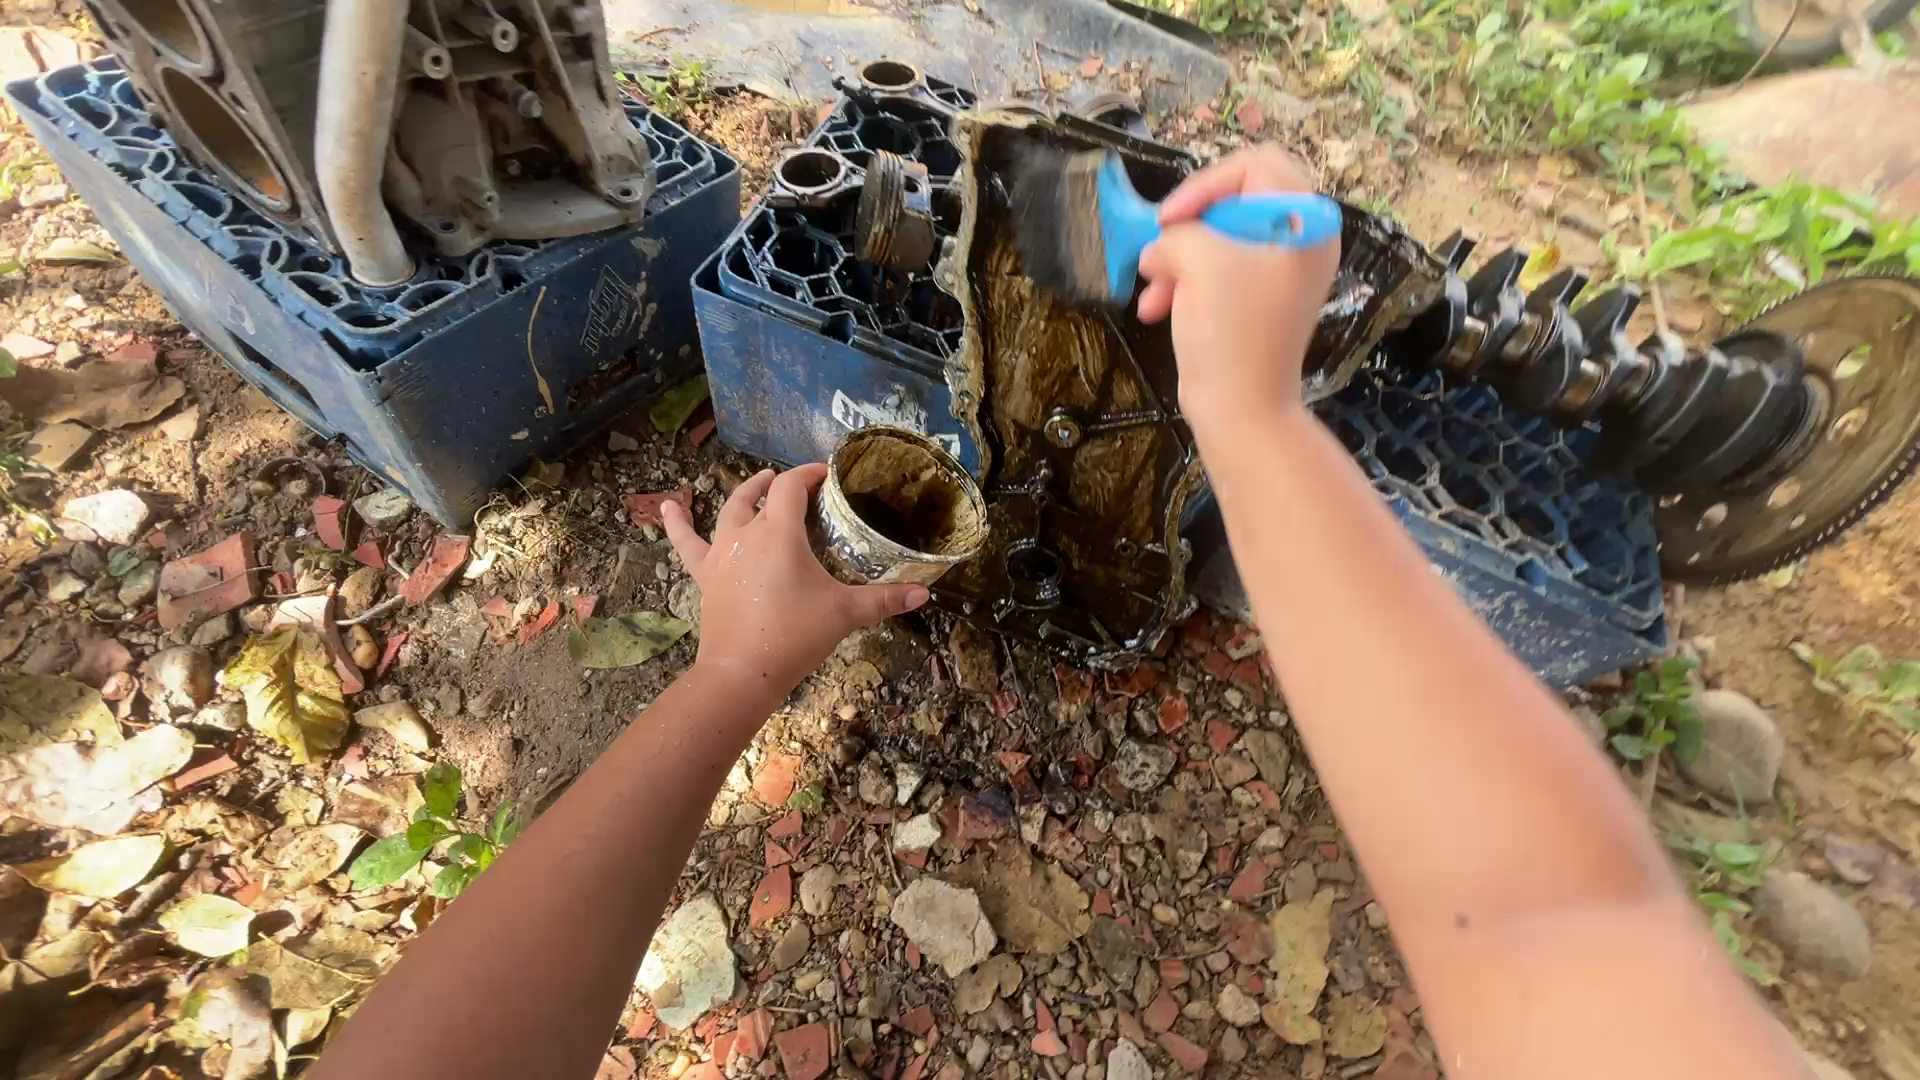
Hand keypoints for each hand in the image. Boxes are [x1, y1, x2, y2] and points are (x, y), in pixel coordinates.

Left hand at [661, 465, 929, 691]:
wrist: (742, 672)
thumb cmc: (795, 634)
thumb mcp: (845, 613)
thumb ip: (884, 600)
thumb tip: (924, 594)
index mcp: (780, 533)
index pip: (792, 487)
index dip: (809, 474)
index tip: (828, 475)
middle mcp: (747, 534)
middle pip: (760, 494)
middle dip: (780, 484)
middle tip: (799, 485)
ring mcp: (721, 554)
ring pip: (728, 512)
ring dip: (744, 494)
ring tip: (756, 482)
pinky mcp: (706, 576)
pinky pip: (687, 544)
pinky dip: (677, 524)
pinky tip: (666, 509)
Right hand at [1136, 145, 1340, 426]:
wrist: (1239, 409)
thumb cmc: (1229, 331)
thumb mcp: (1198, 263)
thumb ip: (1177, 233)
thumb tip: (1163, 246)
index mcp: (1303, 221)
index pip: (1254, 165)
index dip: (1204, 186)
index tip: (1168, 221)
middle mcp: (1300, 240)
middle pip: (1233, 203)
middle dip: (1188, 229)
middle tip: (1159, 251)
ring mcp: (1279, 273)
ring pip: (1219, 241)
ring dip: (1178, 261)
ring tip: (1151, 293)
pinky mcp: (1258, 301)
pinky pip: (1220, 273)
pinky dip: (1187, 284)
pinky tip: (1157, 309)